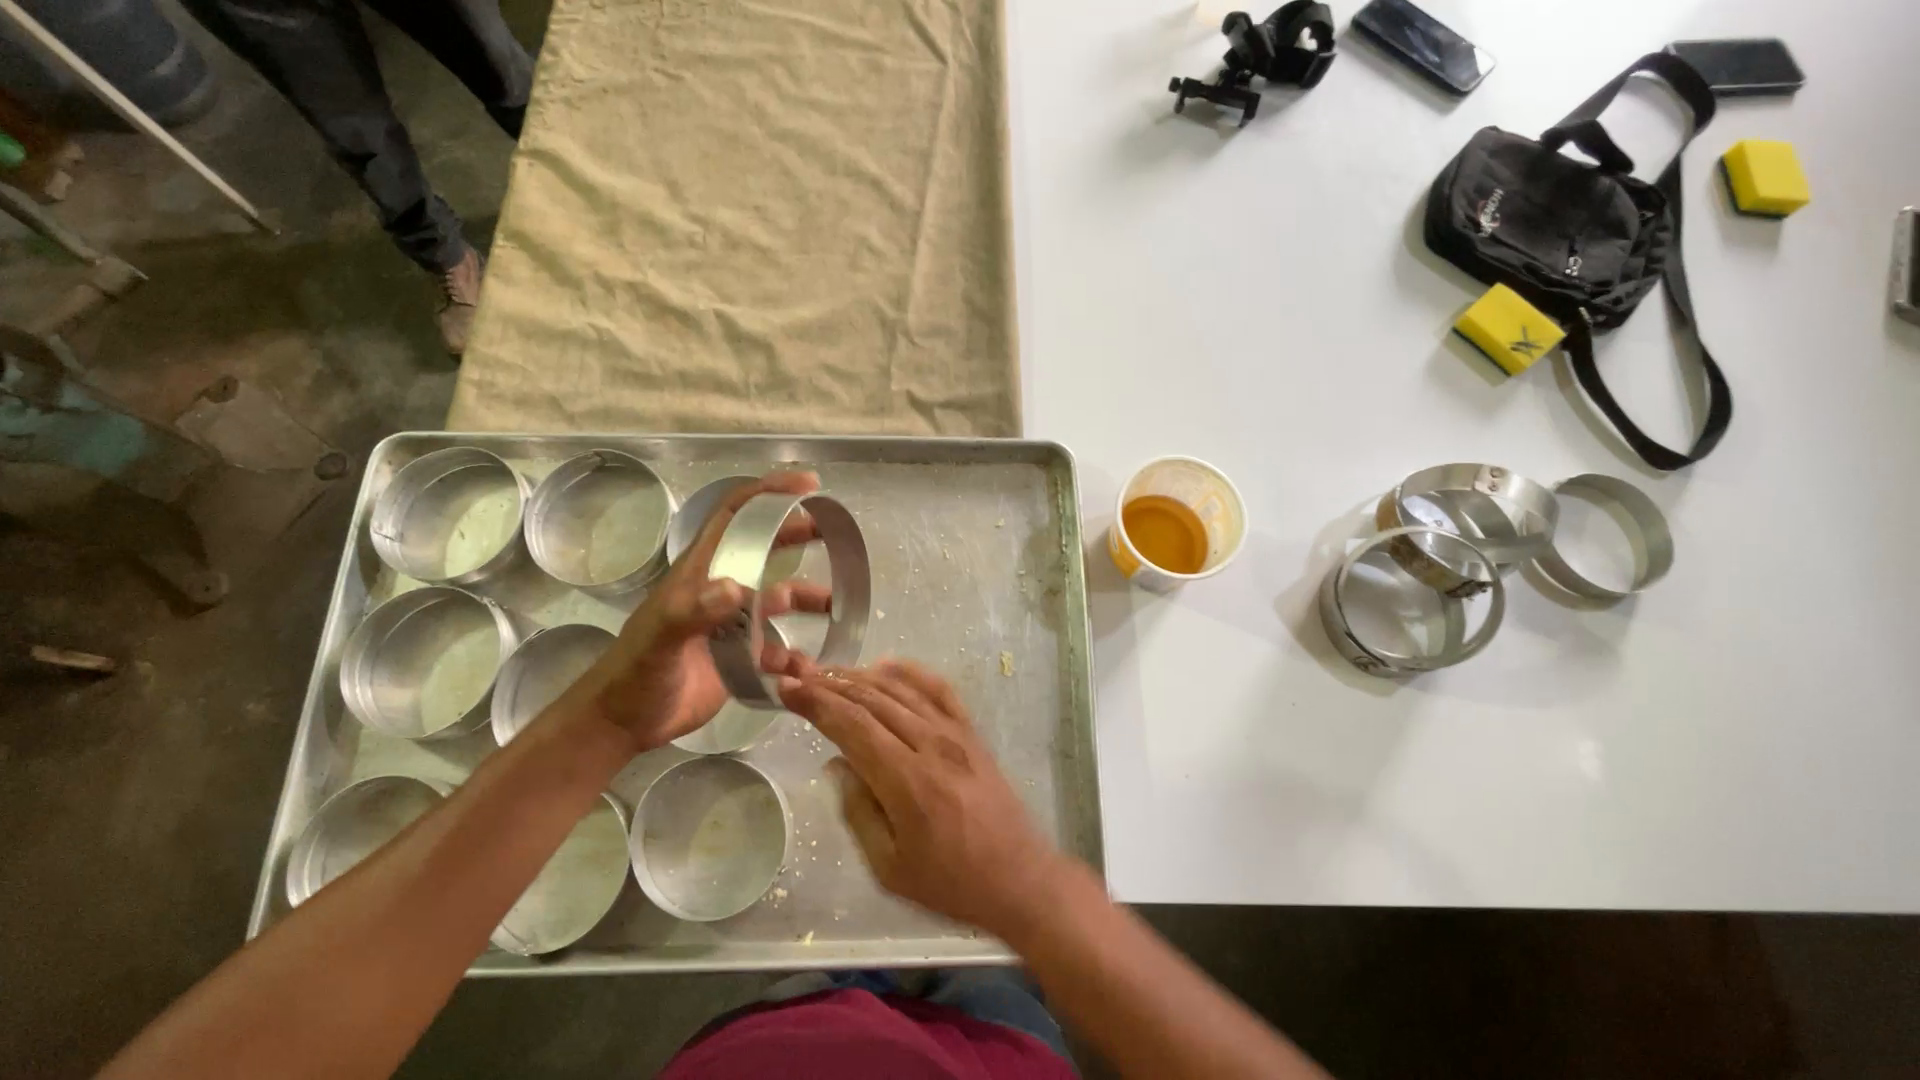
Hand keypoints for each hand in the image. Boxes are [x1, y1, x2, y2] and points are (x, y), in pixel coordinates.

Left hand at [571, 470, 830, 750]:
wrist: (622, 724)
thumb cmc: (635, 675)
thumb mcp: (659, 640)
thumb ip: (692, 611)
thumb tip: (737, 587)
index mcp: (699, 573)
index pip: (733, 517)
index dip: (768, 494)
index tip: (806, 484)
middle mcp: (718, 591)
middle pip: (762, 550)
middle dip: (795, 534)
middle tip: (835, 531)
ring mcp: (730, 625)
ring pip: (777, 601)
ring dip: (807, 600)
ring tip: (837, 606)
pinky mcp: (739, 659)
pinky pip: (777, 650)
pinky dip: (796, 657)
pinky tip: (808, 669)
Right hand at [775, 660, 1074, 937]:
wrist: (1019, 878)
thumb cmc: (950, 883)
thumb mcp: (889, 866)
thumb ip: (858, 811)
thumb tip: (836, 764)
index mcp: (906, 781)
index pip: (852, 726)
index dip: (816, 704)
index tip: (787, 690)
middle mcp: (931, 746)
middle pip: (873, 701)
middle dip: (830, 684)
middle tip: (798, 676)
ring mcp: (956, 736)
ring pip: (902, 691)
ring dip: (862, 676)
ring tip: (829, 672)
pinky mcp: (972, 735)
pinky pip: (940, 691)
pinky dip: (911, 673)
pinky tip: (887, 666)